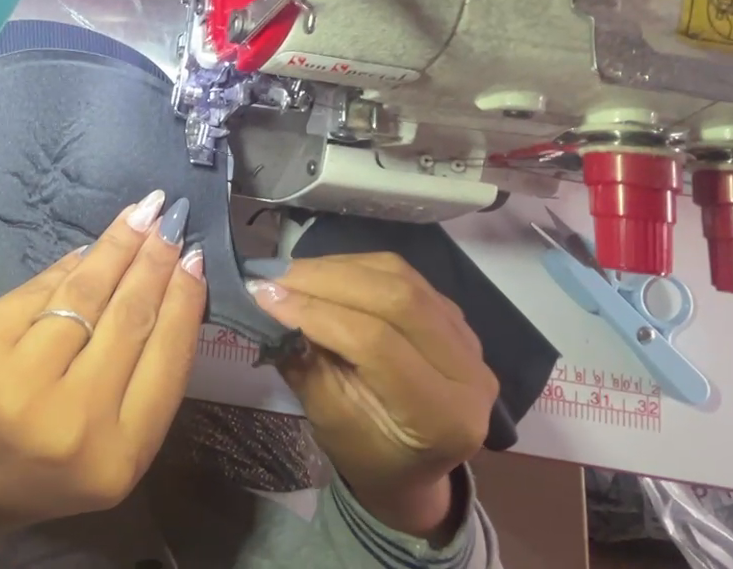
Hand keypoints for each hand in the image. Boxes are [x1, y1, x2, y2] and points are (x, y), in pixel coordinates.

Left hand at [0, 190, 207, 539]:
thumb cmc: (27, 473)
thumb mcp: (97, 457)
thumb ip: (133, 390)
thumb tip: (164, 296)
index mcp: (115, 460)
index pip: (166, 362)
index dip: (184, 302)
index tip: (198, 258)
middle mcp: (72, 420)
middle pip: (128, 319)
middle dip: (155, 261)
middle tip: (172, 219)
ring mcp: (19, 378)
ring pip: (84, 295)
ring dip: (117, 248)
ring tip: (141, 215)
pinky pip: (38, 290)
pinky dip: (67, 265)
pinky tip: (88, 247)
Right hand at [248, 253, 497, 540]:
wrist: (412, 466)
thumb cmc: (368, 455)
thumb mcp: (329, 422)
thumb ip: (305, 364)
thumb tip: (270, 304)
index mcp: (443, 416)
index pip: (377, 343)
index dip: (316, 313)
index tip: (263, 297)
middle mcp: (469, 372)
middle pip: (397, 298)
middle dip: (325, 279)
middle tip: (273, 276)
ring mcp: (469, 338)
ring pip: (400, 277)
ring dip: (336, 267)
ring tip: (290, 273)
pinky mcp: (453, 314)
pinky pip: (402, 274)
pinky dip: (353, 266)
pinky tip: (320, 273)